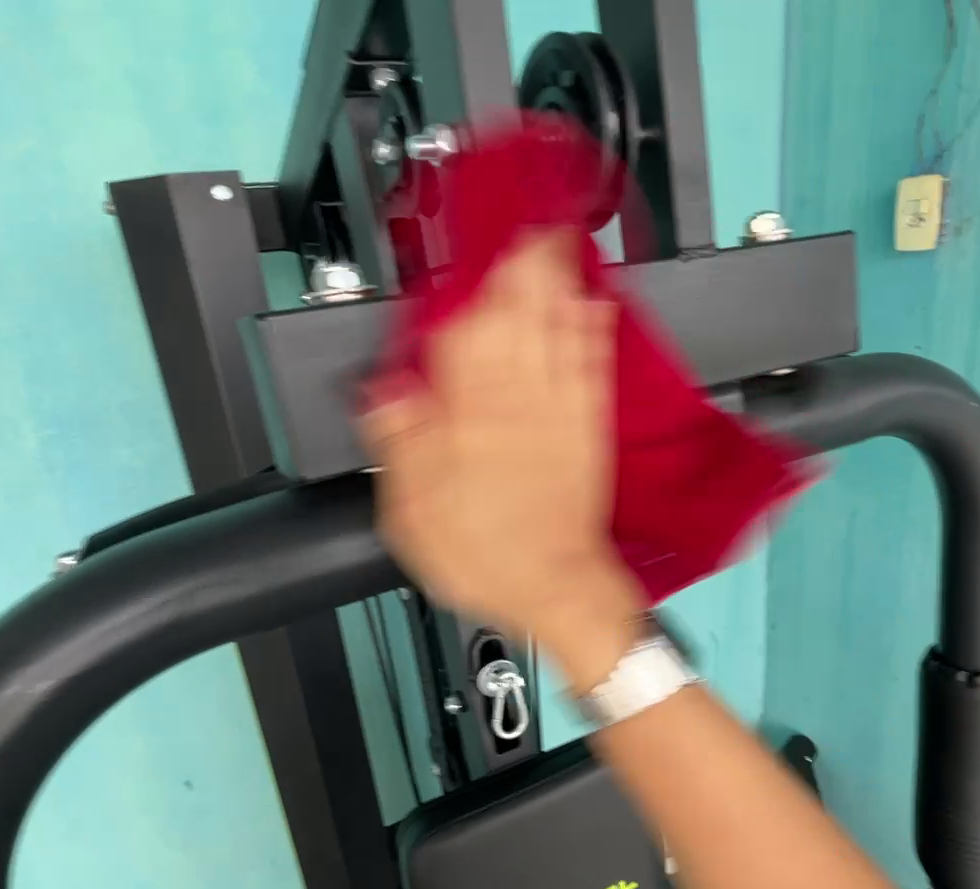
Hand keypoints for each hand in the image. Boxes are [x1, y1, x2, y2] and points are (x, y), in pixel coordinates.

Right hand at [360, 230, 640, 662]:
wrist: (556, 587)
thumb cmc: (487, 555)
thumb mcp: (412, 513)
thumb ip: (401, 443)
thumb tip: (385, 391)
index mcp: (470, 417)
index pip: (461, 328)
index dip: (461, 278)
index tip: (463, 236)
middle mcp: (517, 403)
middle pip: (516, 313)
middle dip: (516, 258)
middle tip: (521, 208)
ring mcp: (557, 412)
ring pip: (555, 327)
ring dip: (554, 277)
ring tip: (556, 231)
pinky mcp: (587, 430)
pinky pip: (592, 366)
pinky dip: (592, 329)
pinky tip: (594, 302)